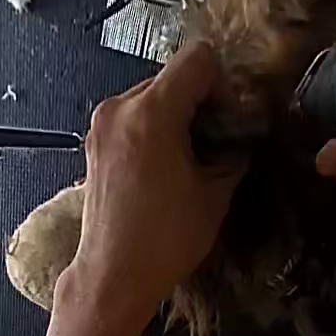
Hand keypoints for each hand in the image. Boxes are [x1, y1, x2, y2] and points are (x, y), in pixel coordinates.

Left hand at [53, 44, 245, 335]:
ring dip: (176, 119)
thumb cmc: (168, 240)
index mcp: (153, 113)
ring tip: (190, 162)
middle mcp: (120, 106)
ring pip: (150, 99)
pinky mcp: (93, 145)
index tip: (231, 121)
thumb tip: (242, 143)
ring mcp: (101, 124)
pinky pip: (132, 121)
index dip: (224, 84)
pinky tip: (165, 171)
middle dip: (199, 104)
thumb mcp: (214, 199)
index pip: (198, 60)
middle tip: (217, 145)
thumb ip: (232, 159)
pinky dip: (153, 133)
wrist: (115, 275)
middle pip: (172, 79)